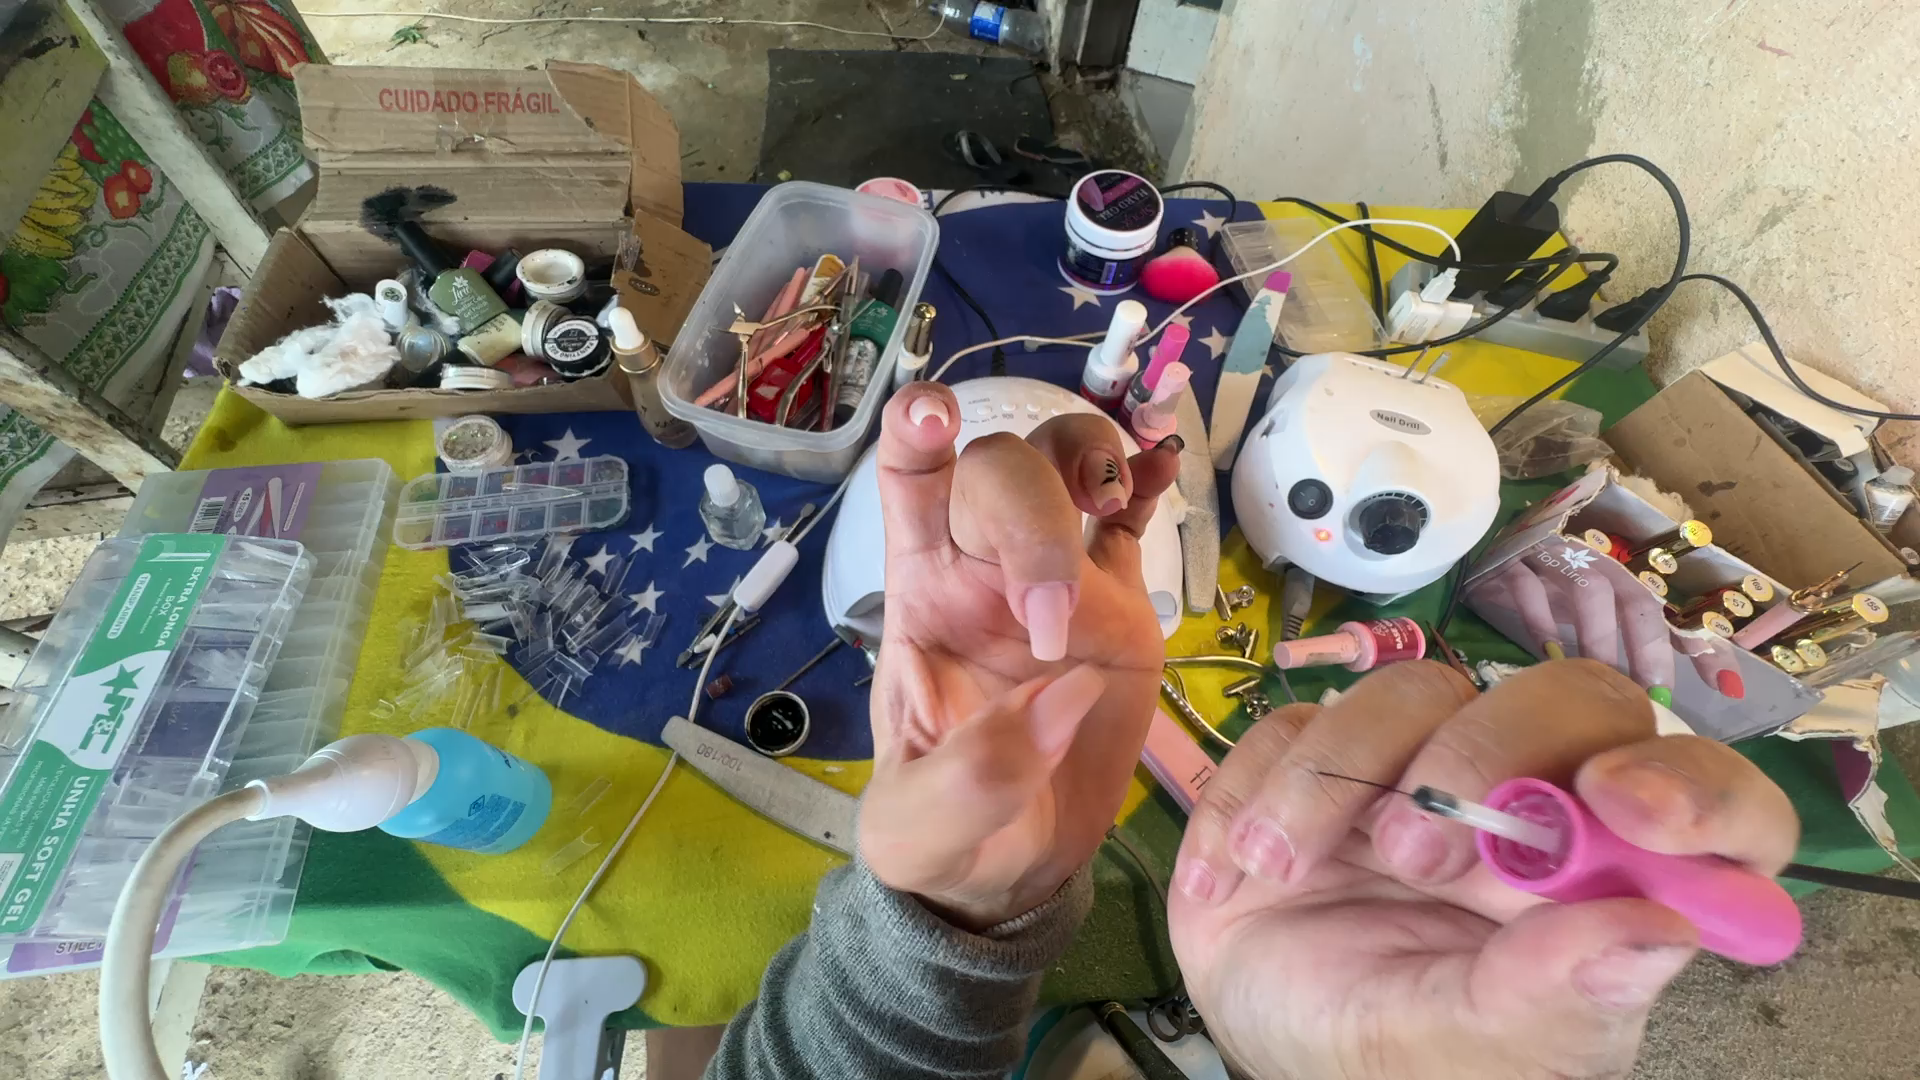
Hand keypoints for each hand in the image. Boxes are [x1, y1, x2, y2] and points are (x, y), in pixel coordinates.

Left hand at [857, 382, 1179, 930]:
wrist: (1013, 862)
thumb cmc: (947, 831)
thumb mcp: (923, 829)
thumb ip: (971, 776)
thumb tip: (1060, 688)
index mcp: (923, 597)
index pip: (907, 487)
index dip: (913, 436)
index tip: (931, 414)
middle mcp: (985, 569)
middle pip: (1000, 470)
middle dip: (1031, 519)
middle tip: (1052, 624)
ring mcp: (1057, 576)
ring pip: (1063, 463)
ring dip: (1088, 457)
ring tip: (1112, 503)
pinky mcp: (1116, 601)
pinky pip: (1132, 523)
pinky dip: (1147, 482)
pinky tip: (1163, 466)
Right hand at [1168, 659, 1798, 1078]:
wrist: (1247, 1017)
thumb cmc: (1371, 1051)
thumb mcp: (1460, 1052)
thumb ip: (1545, 1004)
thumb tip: (1655, 930)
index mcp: (1589, 878)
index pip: (1696, 790)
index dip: (1685, 780)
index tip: (1624, 809)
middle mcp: (1510, 798)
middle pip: (1539, 698)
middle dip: (1469, 759)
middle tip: (1406, 855)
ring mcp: (1401, 761)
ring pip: (1394, 696)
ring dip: (1322, 781)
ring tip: (1275, 871)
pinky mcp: (1305, 747)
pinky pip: (1282, 728)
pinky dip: (1244, 794)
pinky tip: (1226, 876)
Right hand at [1474, 556, 1743, 699]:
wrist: (1484, 548)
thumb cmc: (1544, 584)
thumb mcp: (1595, 607)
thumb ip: (1638, 634)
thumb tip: (1702, 684)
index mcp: (1621, 572)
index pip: (1677, 610)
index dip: (1703, 644)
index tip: (1726, 690)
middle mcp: (1594, 559)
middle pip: (1635, 598)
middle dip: (1648, 647)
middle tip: (1649, 693)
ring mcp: (1552, 556)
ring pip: (1588, 590)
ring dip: (1597, 635)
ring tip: (1596, 675)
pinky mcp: (1510, 559)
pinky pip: (1528, 587)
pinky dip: (1540, 619)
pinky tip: (1546, 651)